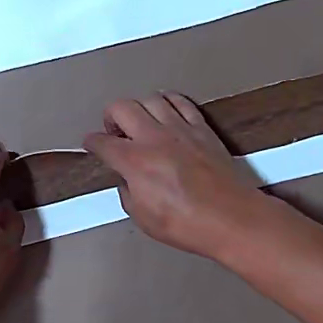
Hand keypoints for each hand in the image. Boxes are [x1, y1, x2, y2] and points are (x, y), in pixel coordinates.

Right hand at [83, 93, 267, 259]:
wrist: (230, 219)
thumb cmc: (190, 224)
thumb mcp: (142, 217)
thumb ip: (127, 192)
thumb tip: (127, 182)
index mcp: (135, 162)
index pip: (102, 142)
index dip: (92, 143)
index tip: (92, 143)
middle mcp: (155, 139)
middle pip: (121, 107)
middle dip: (110, 117)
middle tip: (114, 130)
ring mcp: (180, 130)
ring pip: (150, 98)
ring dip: (139, 108)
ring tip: (139, 121)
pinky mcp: (202, 130)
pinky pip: (181, 103)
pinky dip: (169, 102)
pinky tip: (166, 112)